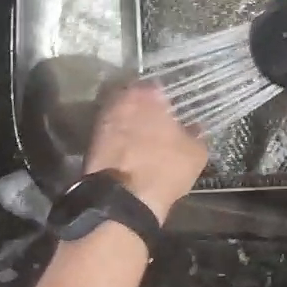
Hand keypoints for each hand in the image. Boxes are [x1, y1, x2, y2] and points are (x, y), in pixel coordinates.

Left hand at [84, 83, 208, 222]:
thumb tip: (195, 127)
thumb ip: (196, 134)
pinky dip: (120, 140)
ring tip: (145, 140)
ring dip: (131, 125)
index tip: (175, 111)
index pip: (159, 87)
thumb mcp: (195, 153)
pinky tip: (132, 153)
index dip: (169, 100)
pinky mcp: (90, 142)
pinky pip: (111, 135)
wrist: (124, 199)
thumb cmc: (165, 168)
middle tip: (160, 124)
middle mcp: (119, 99)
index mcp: (146, 94)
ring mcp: (101, 120)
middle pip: (135, 99)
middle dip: (146, 109)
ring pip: (121, 116)